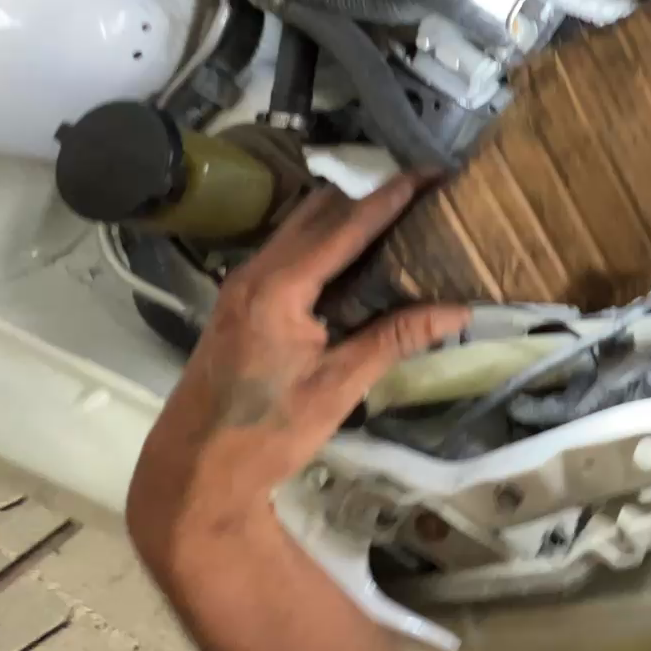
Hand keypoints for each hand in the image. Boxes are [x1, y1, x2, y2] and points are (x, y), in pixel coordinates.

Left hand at [126, 175, 468, 564]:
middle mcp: (256, 273)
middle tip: (426, 195)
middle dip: (374, 195)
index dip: (392, 196)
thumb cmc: (265, 434)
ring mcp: (243, 284)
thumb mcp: (340, 386)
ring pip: (303, 226)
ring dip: (351, 214)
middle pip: (320, 210)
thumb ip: (398, 337)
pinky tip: (363, 257)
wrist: (190, 477)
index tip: (432, 173)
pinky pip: (293, 249)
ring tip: (403, 218)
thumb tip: (461, 309)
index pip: (346, 225)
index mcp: (278, 289)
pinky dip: (331, 239)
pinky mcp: (243, 300)